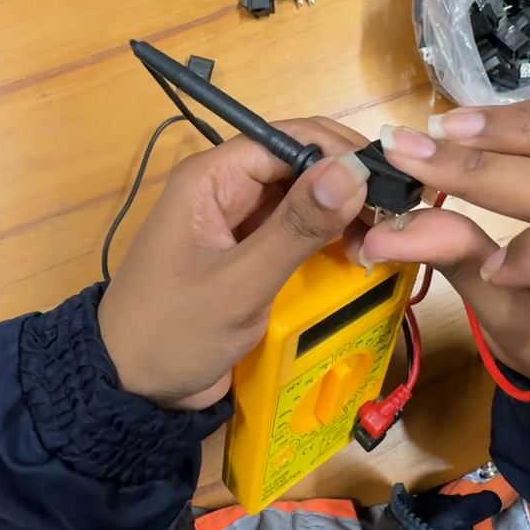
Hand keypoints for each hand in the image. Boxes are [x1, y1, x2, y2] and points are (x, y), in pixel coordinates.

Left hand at [98, 118, 372, 409]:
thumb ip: (296, 228)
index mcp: (212, 178)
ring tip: (385, 237)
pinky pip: (298, 232)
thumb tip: (353, 170)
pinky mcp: (253, 254)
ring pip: (304, 197)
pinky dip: (330, 239)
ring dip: (343, 212)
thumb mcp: (238, 283)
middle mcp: (228, 189)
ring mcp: (241, 223)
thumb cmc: (173, 332)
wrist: (134, 391)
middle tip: (396, 215)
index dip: (339, 152)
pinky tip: (361, 254)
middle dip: (347, 183)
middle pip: (300, 165)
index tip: (391, 181)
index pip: (286, 139)